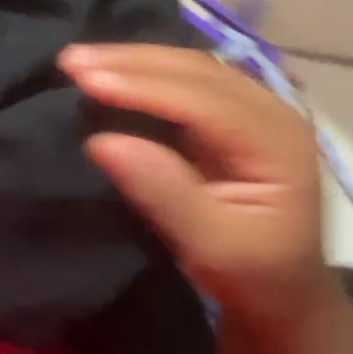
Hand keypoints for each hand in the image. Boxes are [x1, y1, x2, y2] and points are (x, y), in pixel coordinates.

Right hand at [60, 44, 329, 323]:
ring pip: (190, 67)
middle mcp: (272, 110)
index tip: (84, 81)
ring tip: (78, 60)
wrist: (282, 293)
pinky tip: (110, 70)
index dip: (141, 87)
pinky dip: (144, 72)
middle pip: (197, 71)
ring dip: (133, 61)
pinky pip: (186, 80)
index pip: (202, 100)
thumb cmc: (251, 275)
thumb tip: (101, 141)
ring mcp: (254, 108)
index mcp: (276, 141)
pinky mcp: (231, 116)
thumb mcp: (210, 245)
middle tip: (69, 60)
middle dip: (130, 62)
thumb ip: (162, 191)